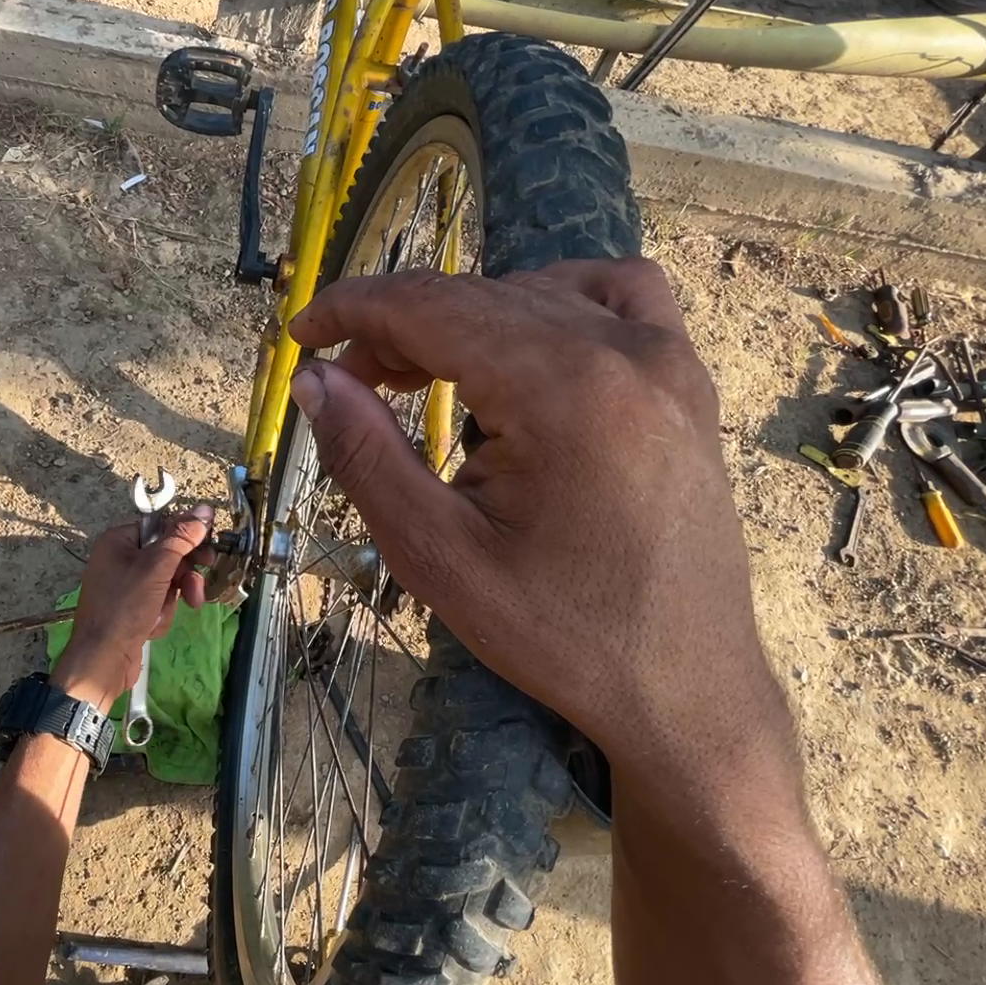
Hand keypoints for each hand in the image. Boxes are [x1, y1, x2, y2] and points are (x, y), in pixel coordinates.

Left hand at [52, 505, 213, 708]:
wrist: (103, 661)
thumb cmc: (124, 609)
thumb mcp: (156, 569)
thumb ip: (181, 538)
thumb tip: (204, 510)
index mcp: (118, 541)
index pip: (161, 527)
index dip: (185, 539)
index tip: (206, 549)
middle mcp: (119, 559)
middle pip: (167, 556)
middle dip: (181, 577)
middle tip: (195, 588)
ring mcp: (124, 586)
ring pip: (166, 582)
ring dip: (170, 600)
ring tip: (161, 614)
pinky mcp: (131, 609)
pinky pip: (158, 602)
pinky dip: (160, 614)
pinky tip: (151, 627)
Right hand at [288, 261, 791, 804]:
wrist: (683, 689)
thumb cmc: (556, 633)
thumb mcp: (436, 555)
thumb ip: (365, 455)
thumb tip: (314, 380)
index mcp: (563, 388)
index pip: (431, 308)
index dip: (352, 309)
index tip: (300, 334)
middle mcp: (625, 349)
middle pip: (478, 298)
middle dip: (393, 328)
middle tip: (343, 382)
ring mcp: (669, 359)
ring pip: (534, 295)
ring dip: (458, 321)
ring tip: (411, 374)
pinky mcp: (685, 382)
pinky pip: (612, 299)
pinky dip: (545, 306)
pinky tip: (516, 349)